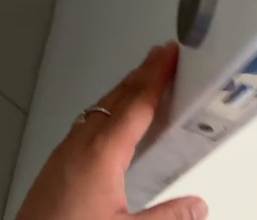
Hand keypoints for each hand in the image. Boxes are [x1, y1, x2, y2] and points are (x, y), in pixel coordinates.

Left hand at [14, 43, 208, 219]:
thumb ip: (166, 217)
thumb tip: (197, 205)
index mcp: (103, 151)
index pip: (138, 103)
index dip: (157, 75)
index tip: (171, 53)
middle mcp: (83, 141)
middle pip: (119, 96)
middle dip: (143, 72)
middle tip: (163, 54)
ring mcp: (67, 147)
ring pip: (102, 105)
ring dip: (126, 88)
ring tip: (144, 78)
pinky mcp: (58, 159)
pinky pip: (90, 118)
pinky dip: (110, 105)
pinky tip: (114, 116)